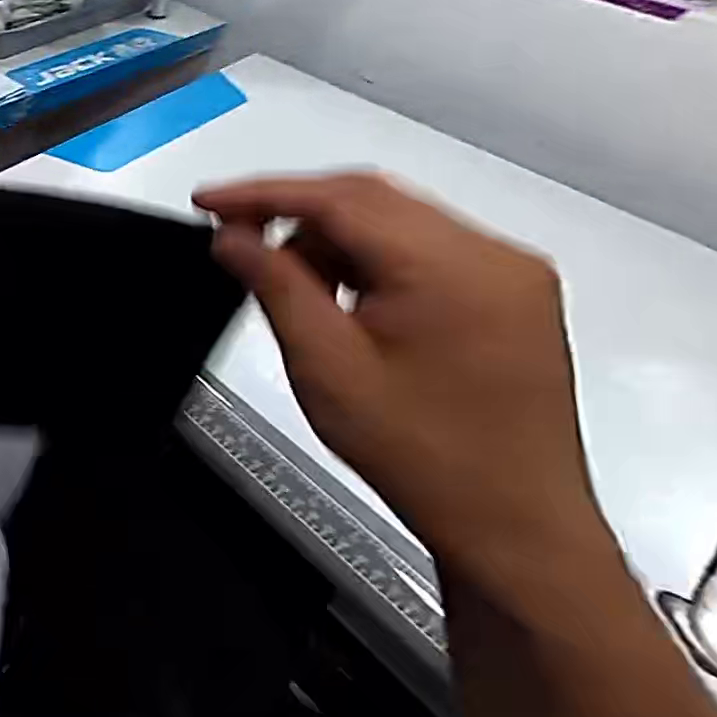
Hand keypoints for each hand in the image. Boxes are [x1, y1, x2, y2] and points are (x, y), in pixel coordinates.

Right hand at [194, 173, 614, 589]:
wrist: (511, 523)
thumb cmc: (414, 449)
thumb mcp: (324, 364)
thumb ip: (276, 285)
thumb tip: (230, 235)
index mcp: (453, 268)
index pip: (341, 200)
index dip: (262, 193)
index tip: (205, 200)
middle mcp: (493, 254)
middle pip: (370, 198)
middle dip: (291, 207)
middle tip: (230, 230)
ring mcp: (507, 272)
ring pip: (393, 220)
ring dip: (326, 234)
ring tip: (281, 274)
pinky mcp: (507, 294)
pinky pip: (418, 248)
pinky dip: (362, 256)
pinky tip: (332, 290)